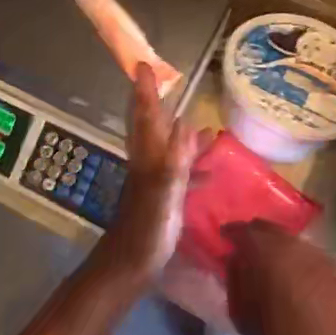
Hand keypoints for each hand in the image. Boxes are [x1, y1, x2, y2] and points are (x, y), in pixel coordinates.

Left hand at [96, 63, 196, 279]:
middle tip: (162, 82)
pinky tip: (209, 169)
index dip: (146, 92)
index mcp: (148, 161)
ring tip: (201, 124)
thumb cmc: (146, 234)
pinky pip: (179, 173)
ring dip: (178, 133)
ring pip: (165, 149)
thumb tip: (183, 123)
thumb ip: (174, 162)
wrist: (126, 270)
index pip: (147, 118)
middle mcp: (148, 165)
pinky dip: (192, 165)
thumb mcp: (163, 196)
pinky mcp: (160, 201)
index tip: (143, 64)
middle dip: (155, 103)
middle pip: (149, 126)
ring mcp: (153, 183)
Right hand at [224, 221, 335, 334]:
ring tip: (264, 263)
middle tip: (242, 250)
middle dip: (253, 235)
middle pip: (267, 228)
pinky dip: (291, 256)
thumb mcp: (243, 314)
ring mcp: (315, 252)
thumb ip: (235, 280)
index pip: (241, 229)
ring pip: (287, 239)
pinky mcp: (331, 267)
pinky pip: (303, 252)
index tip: (222, 241)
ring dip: (274, 245)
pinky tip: (286, 274)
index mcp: (265, 249)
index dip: (229, 233)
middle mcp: (291, 242)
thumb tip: (235, 260)